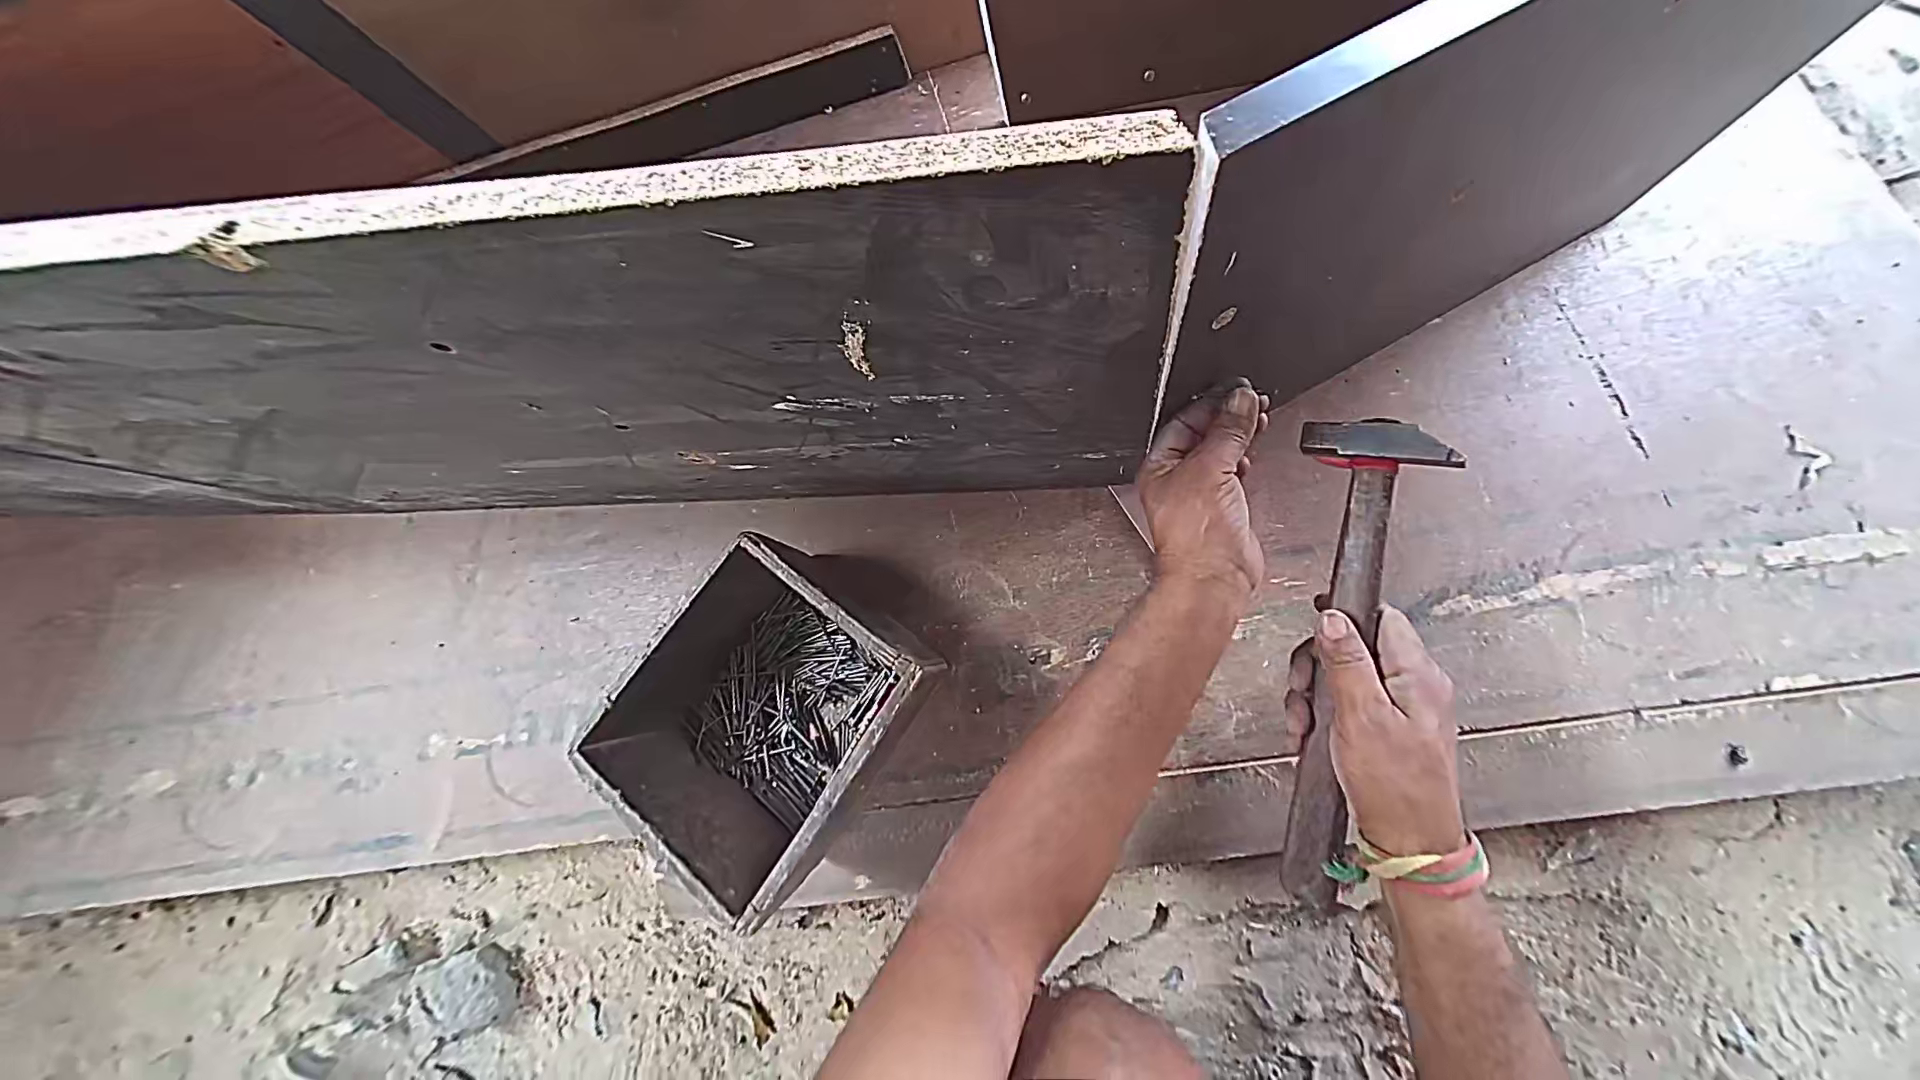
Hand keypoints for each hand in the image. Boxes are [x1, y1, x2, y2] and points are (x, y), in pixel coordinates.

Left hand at [1136, 379, 1268, 599]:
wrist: (1214, 576)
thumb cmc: (1194, 536)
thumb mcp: (1210, 469)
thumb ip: (1227, 432)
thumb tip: (1239, 400)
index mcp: (1159, 466)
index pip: (1182, 421)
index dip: (1209, 403)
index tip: (1235, 390)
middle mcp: (1176, 478)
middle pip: (1202, 434)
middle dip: (1227, 416)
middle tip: (1252, 400)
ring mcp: (1200, 492)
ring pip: (1220, 451)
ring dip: (1239, 433)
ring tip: (1259, 416)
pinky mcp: (1222, 505)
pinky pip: (1233, 470)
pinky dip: (1245, 456)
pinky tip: (1253, 449)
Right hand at [1285, 606, 1465, 855]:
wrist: (1409, 843)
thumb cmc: (1394, 786)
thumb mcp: (1362, 716)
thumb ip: (1347, 662)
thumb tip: (1333, 618)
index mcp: (1417, 675)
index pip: (1381, 618)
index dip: (1344, 616)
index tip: (1314, 628)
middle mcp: (1414, 685)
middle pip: (1355, 645)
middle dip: (1317, 664)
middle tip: (1301, 689)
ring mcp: (1401, 706)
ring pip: (1344, 674)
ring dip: (1313, 693)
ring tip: (1303, 721)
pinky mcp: (1387, 725)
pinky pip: (1347, 701)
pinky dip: (1322, 713)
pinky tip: (1311, 734)